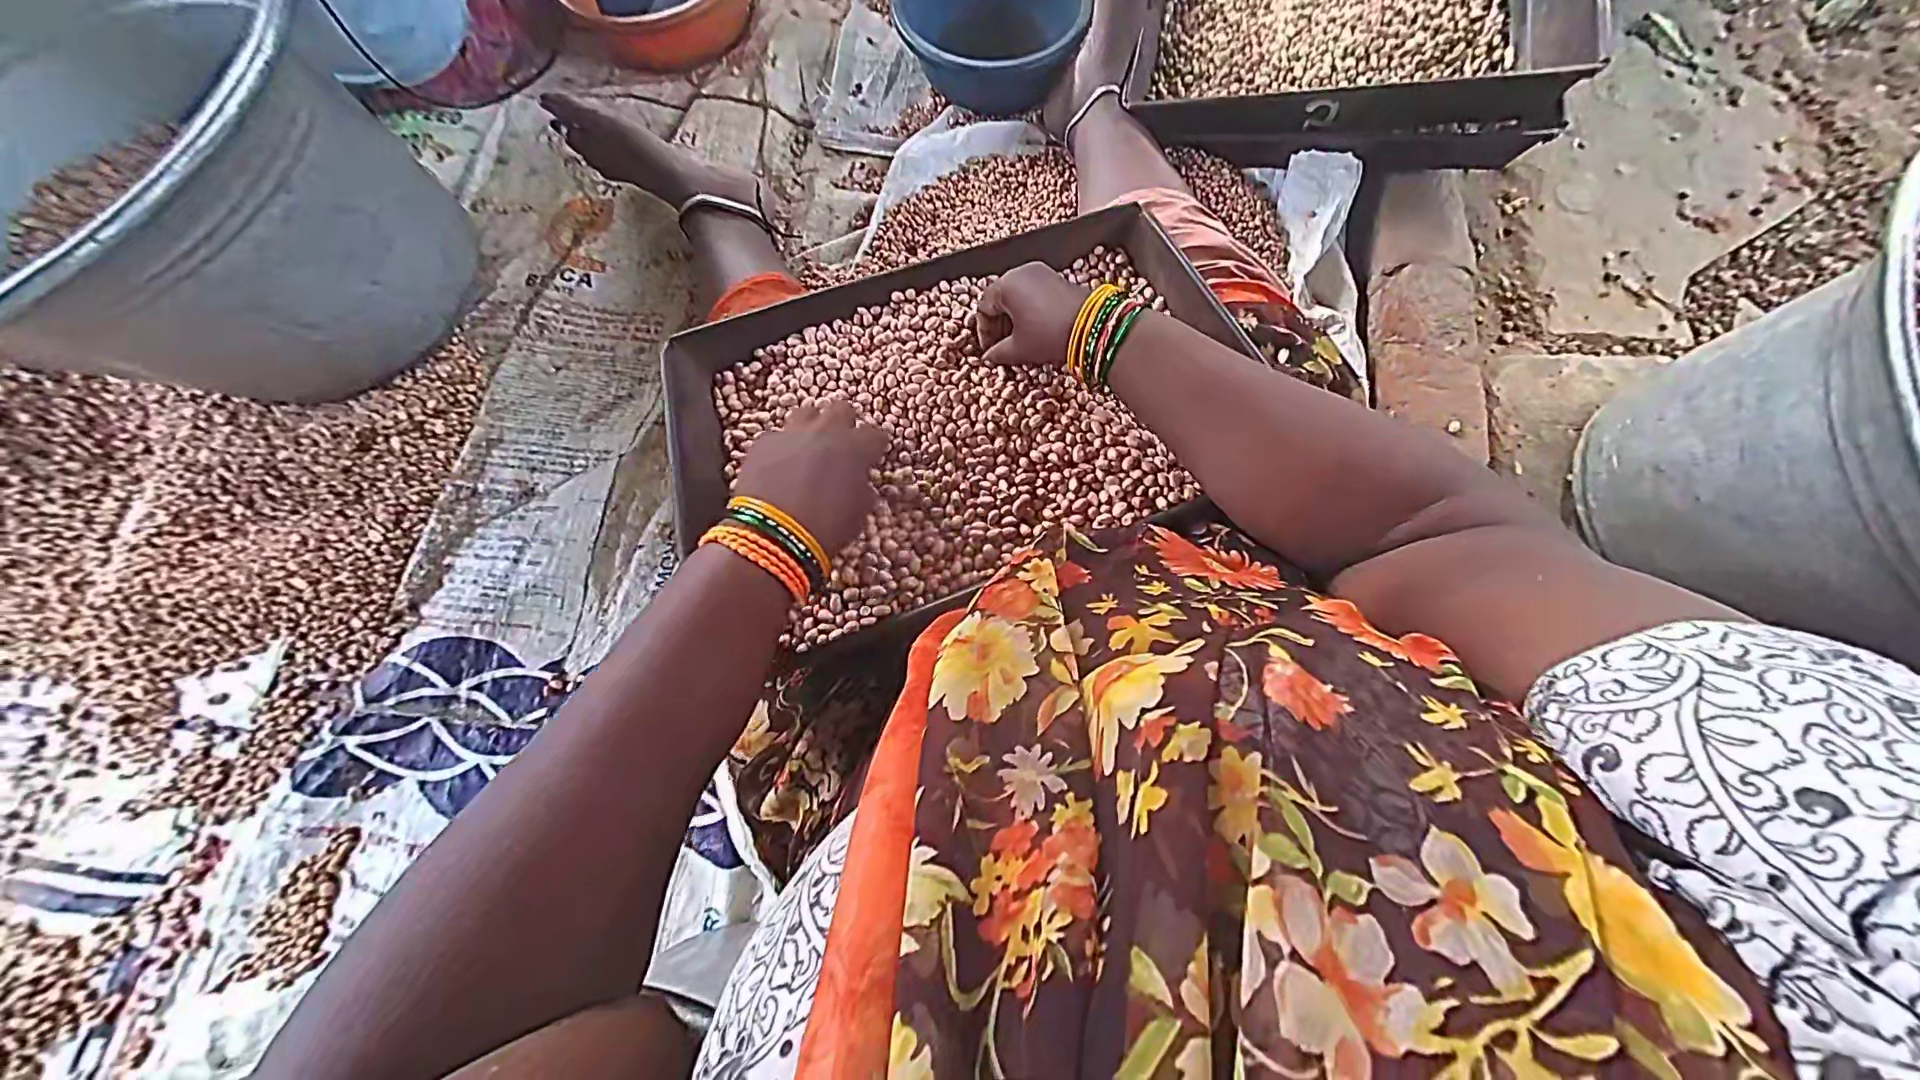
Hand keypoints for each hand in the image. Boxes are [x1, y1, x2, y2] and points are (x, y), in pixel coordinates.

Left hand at [732, 399, 887, 557]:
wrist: (773, 534)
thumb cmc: (823, 529)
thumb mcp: (857, 516)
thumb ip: (862, 492)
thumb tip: (859, 486)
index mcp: (855, 449)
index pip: (874, 435)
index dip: (875, 445)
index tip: (873, 453)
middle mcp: (825, 432)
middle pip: (841, 410)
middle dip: (845, 424)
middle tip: (843, 443)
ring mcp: (791, 433)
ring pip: (807, 413)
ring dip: (813, 427)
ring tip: (811, 447)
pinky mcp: (763, 442)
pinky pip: (778, 435)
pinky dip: (783, 447)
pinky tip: (781, 465)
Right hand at [973, 262, 1090, 368]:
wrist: (1092, 327)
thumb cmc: (1049, 335)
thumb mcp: (1019, 349)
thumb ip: (998, 353)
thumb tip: (988, 357)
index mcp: (1005, 285)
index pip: (983, 307)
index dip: (984, 332)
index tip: (988, 349)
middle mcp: (1021, 272)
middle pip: (999, 298)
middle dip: (998, 323)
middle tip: (1000, 346)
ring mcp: (1041, 272)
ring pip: (1017, 294)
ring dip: (1013, 316)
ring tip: (1017, 339)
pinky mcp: (1056, 278)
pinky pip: (1033, 292)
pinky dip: (1028, 309)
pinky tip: (1033, 329)